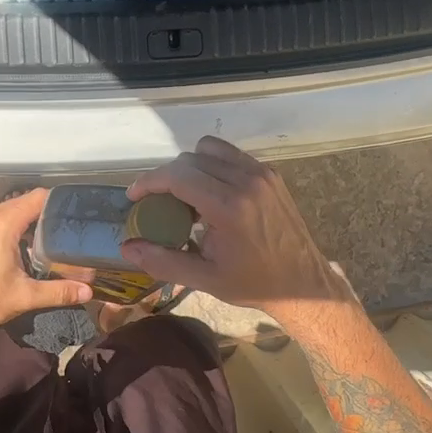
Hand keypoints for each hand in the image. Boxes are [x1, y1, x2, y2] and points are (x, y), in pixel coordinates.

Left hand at [0, 189, 92, 335]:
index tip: (72, 213)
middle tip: (61, 231)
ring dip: (21, 223)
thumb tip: (88, 291)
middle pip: (21, 203)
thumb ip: (58, 292)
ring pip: (3, 213)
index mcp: (4, 223)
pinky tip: (8, 251)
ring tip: (39, 243)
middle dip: (42, 215)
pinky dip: (2, 229)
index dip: (58, 202)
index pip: (38, 197)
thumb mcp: (23, 297)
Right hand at [121, 137, 356, 320]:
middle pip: (190, 159)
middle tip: (160, 204)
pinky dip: (214, 165)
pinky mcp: (270, 174)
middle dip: (168, 177)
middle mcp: (246, 181)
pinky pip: (231, 155)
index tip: (134, 196)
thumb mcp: (205, 279)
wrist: (304, 284)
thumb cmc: (254, 284)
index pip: (178, 176)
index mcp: (229, 207)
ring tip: (187, 195)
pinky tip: (211, 193)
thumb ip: (163, 261)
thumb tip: (127, 248)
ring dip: (191, 166)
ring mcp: (261, 173)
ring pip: (210, 149)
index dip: (149, 181)